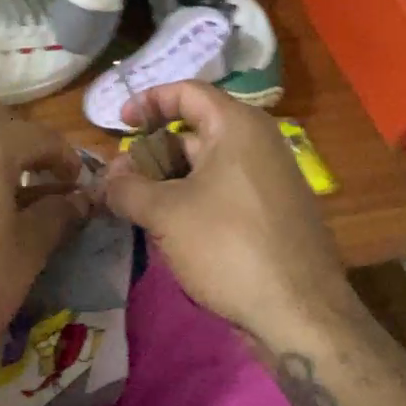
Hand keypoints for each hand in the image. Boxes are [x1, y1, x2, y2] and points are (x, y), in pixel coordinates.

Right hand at [104, 81, 347, 334]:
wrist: (299, 312)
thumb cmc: (228, 246)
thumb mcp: (164, 214)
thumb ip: (127, 189)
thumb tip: (106, 180)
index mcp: (237, 126)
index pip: (187, 92)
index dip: (148, 102)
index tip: (119, 126)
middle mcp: (259, 143)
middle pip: (194, 131)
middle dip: (152, 152)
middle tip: (120, 181)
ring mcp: (270, 179)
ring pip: (207, 166)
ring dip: (167, 181)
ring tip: (136, 209)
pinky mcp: (273, 213)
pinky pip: (223, 191)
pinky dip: (192, 200)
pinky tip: (169, 231)